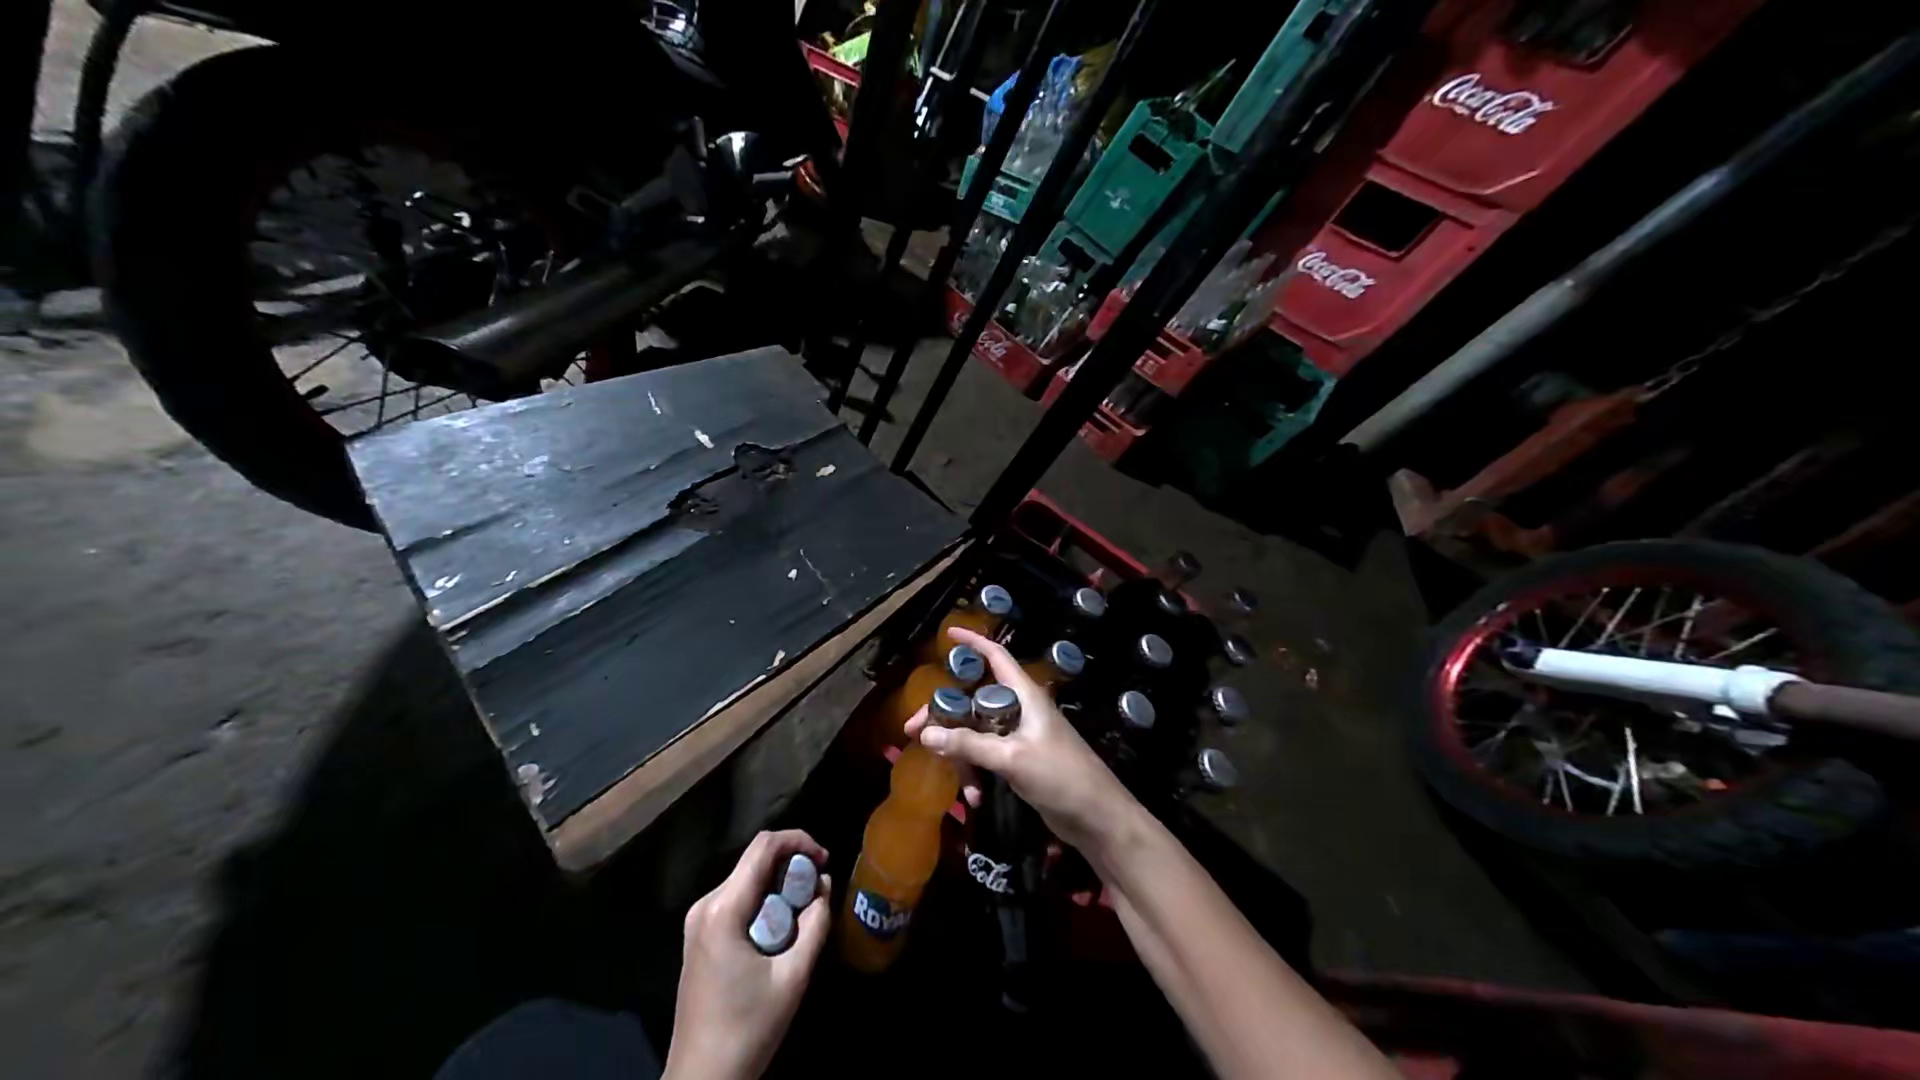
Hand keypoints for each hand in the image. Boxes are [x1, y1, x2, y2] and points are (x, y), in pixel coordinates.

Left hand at [664, 830, 830, 1079]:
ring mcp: (699, 920)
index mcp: (723, 909)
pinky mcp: (701, 934)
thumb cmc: (748, 1029)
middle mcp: (705, 904)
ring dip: (780, 884)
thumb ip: (815, 923)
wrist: (701, 1079)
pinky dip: (765, 900)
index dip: (799, 841)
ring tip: (806, 909)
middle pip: (755, 859)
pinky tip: (782, 926)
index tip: (825, 860)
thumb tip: (823, 885)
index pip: (763, 846)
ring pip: (748, 878)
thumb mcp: (794, 976)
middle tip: (819, 889)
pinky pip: (738, 898)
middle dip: (792, 865)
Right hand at [904, 627, 1139, 853]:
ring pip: (977, 733)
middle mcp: (1021, 710)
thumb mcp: (1011, 758)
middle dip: (946, 718)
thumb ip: (969, 745)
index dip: (973, 643)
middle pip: (974, 701)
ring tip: (960, 786)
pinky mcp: (1020, 761)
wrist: (1097, 818)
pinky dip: (978, 774)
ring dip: (963, 757)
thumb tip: (925, 734)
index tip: (948, 634)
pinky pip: (987, 757)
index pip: (996, 657)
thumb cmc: (1061, 776)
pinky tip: (975, 798)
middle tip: (914, 731)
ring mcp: (1020, 737)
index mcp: (1025, 696)